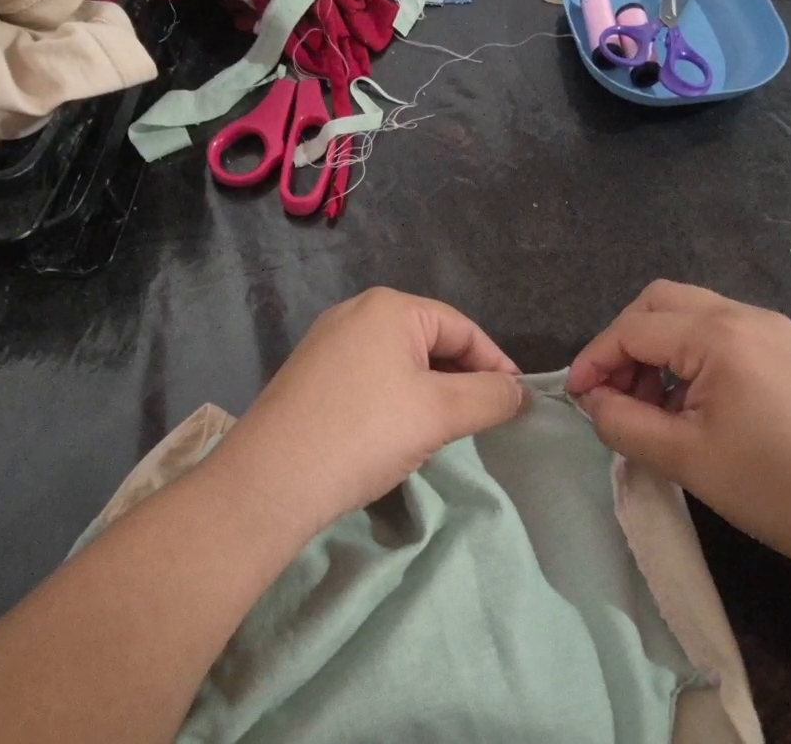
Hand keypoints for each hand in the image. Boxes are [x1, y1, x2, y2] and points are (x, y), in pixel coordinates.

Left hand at [211, 288, 526, 534]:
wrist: (269, 482)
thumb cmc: (363, 434)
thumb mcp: (439, 413)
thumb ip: (490, 397)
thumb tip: (520, 393)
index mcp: (389, 307)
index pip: (463, 329)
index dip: (496, 365)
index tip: (516, 404)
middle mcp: (355, 313)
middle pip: (431, 341)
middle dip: (461, 381)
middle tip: (481, 422)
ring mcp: (328, 344)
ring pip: (401, 363)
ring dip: (429, 395)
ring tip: (440, 433)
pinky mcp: (311, 376)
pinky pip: (371, 379)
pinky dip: (395, 401)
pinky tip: (395, 435)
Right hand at [567, 280, 790, 567]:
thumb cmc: (776, 488)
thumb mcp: (684, 458)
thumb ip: (623, 422)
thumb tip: (593, 401)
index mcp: (718, 334)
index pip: (633, 329)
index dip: (594, 359)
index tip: (575, 398)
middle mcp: (745, 315)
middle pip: (661, 302)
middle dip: (624, 342)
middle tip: (613, 393)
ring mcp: (774, 330)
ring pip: (692, 314)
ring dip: (657, 348)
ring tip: (650, 406)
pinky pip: (722, 333)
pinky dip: (690, 355)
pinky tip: (692, 403)